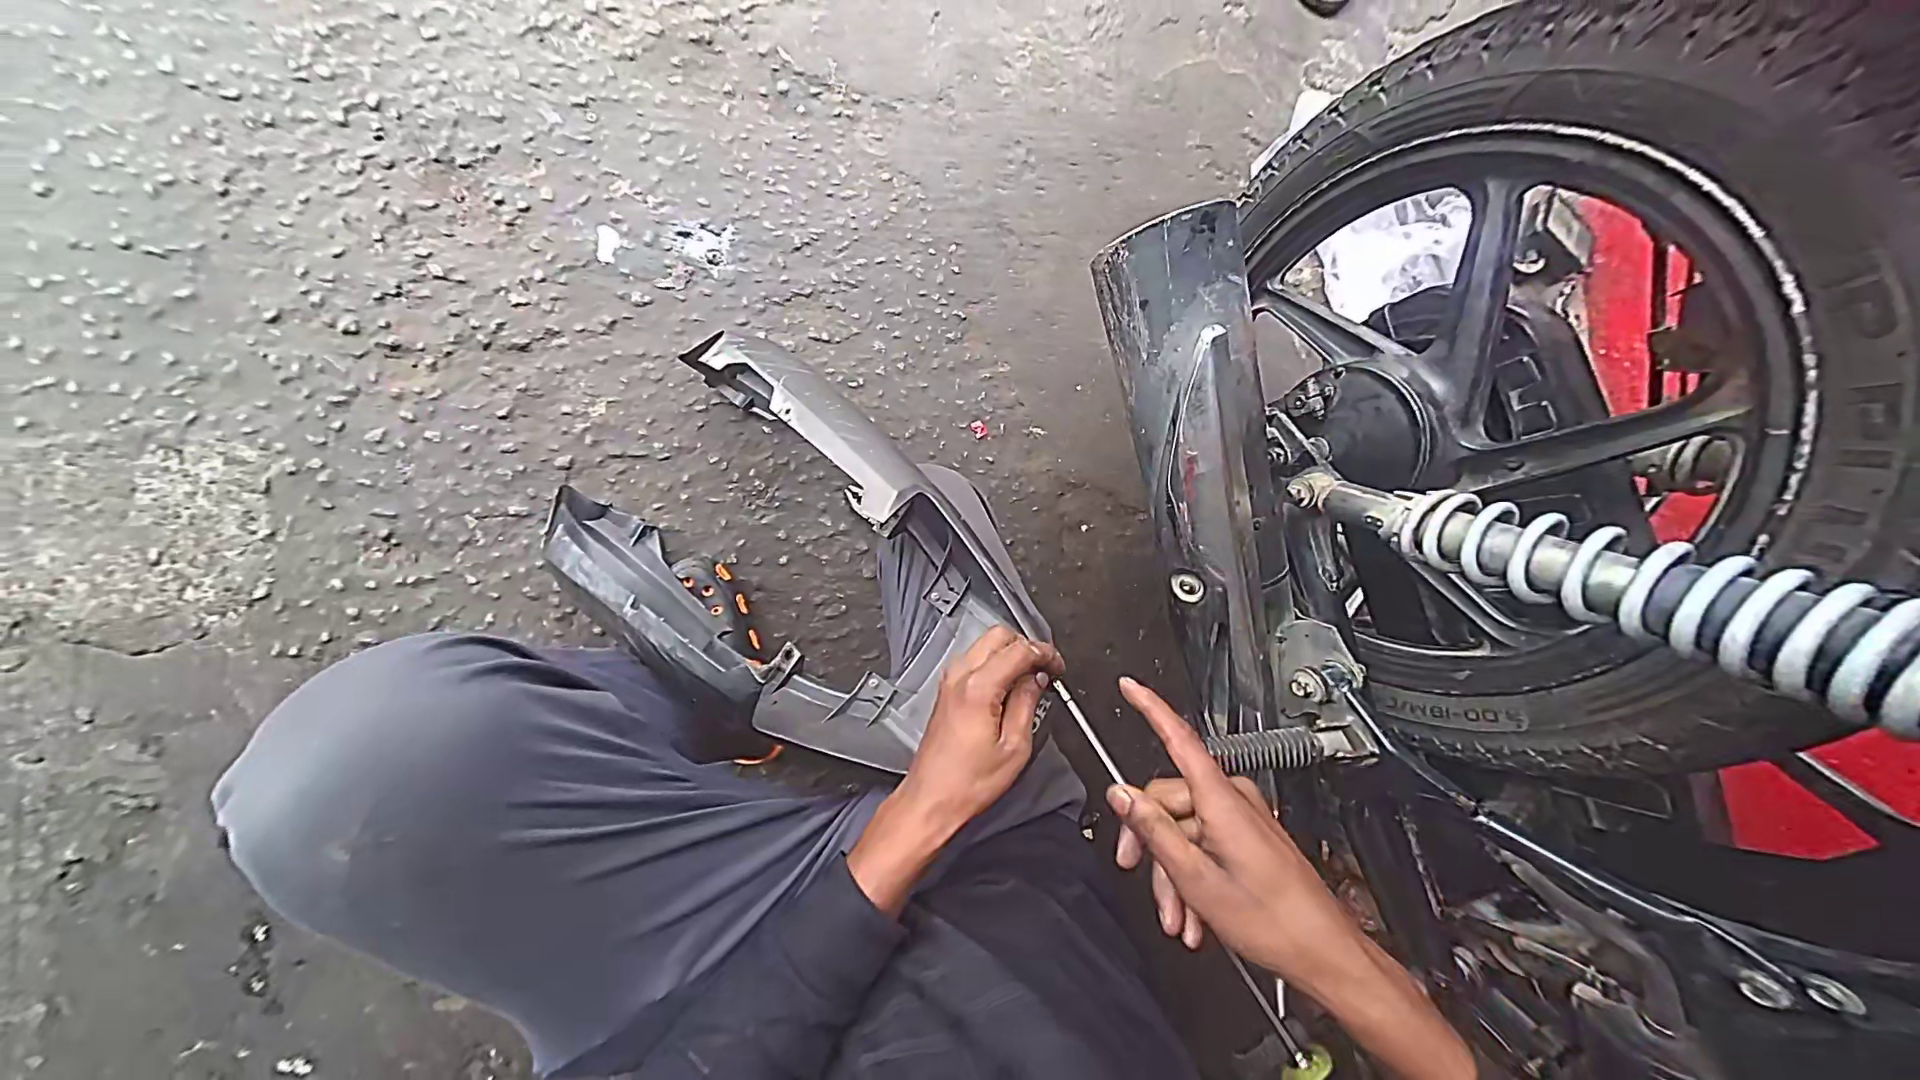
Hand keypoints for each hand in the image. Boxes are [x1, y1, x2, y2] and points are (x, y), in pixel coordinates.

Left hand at [848, 627, 1062, 915]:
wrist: (932, 798)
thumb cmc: (967, 783)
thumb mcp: (1014, 747)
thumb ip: (1028, 704)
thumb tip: (1037, 680)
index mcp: (978, 688)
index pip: (1019, 649)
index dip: (1045, 653)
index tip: (1057, 665)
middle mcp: (959, 677)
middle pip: (999, 635)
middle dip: (1027, 645)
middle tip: (1046, 667)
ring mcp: (950, 681)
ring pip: (985, 643)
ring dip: (1011, 653)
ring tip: (1030, 678)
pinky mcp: (946, 690)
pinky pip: (975, 660)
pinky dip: (995, 663)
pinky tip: (1009, 686)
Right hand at [1107, 676, 1475, 1079]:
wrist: (1325, 953)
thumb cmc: (1275, 921)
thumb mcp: (1196, 877)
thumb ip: (1153, 829)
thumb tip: (1123, 794)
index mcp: (1220, 798)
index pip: (1178, 736)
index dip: (1149, 706)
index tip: (1130, 686)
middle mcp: (1232, 797)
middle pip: (1167, 798)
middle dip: (1150, 841)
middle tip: (1139, 871)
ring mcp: (1241, 814)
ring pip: (1182, 826)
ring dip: (1171, 869)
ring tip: (1177, 912)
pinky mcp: (1246, 832)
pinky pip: (1202, 838)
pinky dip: (1190, 872)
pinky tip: (1192, 909)